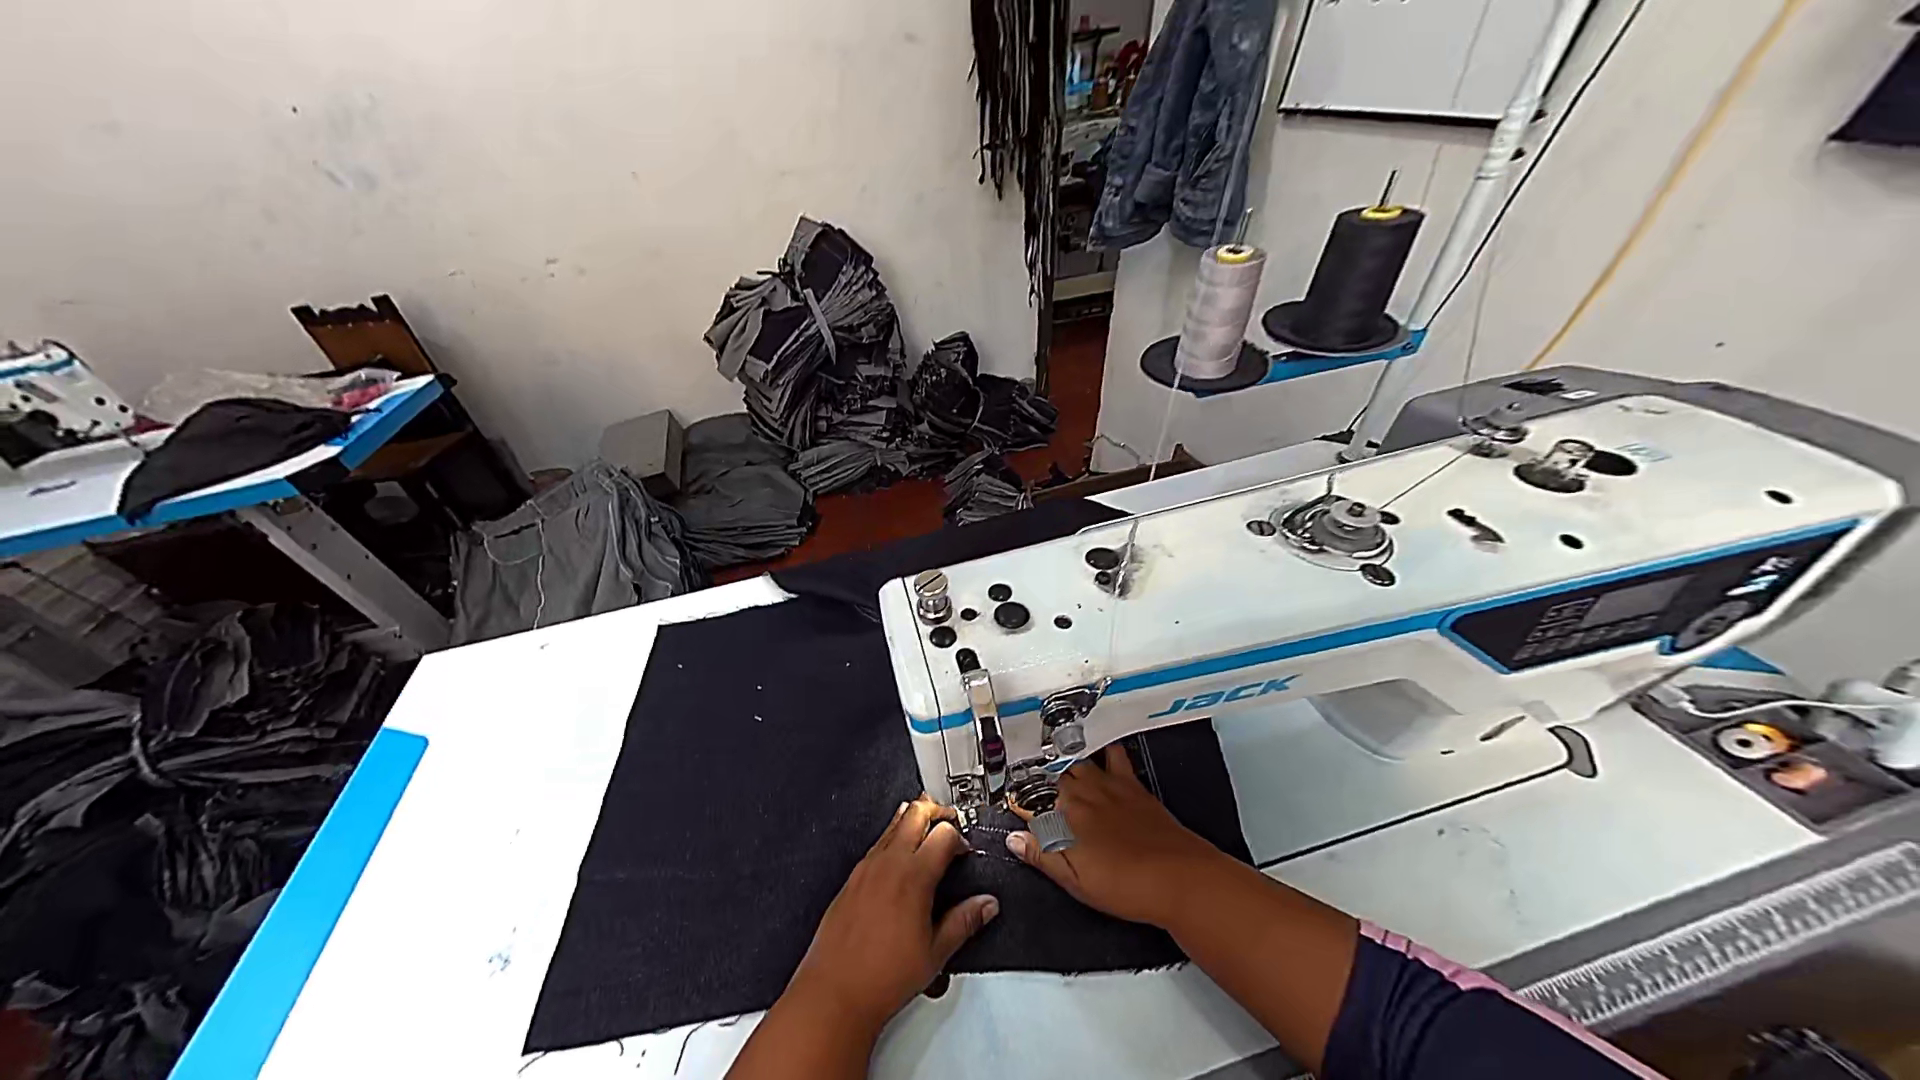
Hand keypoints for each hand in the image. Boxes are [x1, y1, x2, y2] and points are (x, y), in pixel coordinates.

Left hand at [782, 796, 998, 1033]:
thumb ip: (965, 921)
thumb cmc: (880, 978)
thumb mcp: (935, 952)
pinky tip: (900, 860)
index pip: (945, 833)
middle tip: (950, 823)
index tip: (965, 851)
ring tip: (927, 832)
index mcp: (913, 877)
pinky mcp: (852, 877)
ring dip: (913, 821)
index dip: (961, 837)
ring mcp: (866, 867)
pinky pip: (876, 843)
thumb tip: (986, 906)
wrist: (834, 992)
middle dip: (938, 813)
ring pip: (893, 823)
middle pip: (916, 812)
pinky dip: (893, 839)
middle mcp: (888, 864)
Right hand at [1007, 743, 1229, 926]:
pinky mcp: (1131, 785)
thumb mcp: (1075, 880)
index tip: (1015, 810)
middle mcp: (1083, 794)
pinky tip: (1101, 749)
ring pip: (1077, 763)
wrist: (1178, 878)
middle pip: (1051, 778)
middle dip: (1038, 783)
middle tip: (1033, 790)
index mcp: (1064, 816)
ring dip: (1064, 765)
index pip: (1030, 804)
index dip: (1020, 806)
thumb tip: (1015, 841)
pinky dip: (1104, 750)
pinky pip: (1114, 756)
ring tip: (1056, 767)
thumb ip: (1042, 855)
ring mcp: (1108, 786)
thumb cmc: (1128, 884)